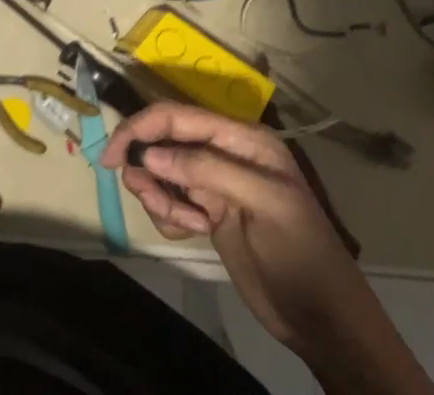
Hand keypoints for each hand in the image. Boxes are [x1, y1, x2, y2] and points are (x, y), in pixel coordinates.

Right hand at [100, 103, 378, 355]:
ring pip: (156, 172)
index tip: (112, 158)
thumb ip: (206, 170)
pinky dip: (167, 215)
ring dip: (158, 197)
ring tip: (186, 224)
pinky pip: (165, 200)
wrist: (321, 317)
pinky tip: (194, 232)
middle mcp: (223, 152)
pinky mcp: (204, 210)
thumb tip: (147, 154)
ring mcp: (212, 182)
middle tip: (149, 199)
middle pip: (159, 142)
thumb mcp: (263, 204)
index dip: (139, 130)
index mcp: (242, 139)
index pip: (175, 117)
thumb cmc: (301, 253)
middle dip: (146, 170)